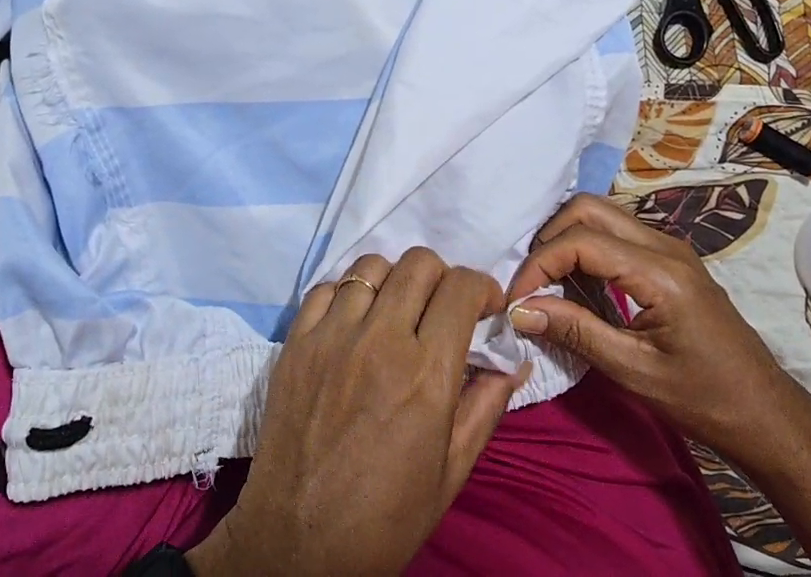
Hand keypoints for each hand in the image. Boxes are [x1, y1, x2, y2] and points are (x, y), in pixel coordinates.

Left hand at [187, 247, 528, 576]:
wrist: (297, 546)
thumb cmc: (385, 517)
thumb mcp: (453, 471)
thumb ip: (486, 405)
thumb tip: (514, 360)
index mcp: (427, 373)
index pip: (461, 287)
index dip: (482, 288)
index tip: (485, 309)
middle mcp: (380, 341)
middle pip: (419, 263)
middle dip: (442, 278)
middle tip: (442, 309)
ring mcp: (332, 338)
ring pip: (371, 267)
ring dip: (395, 281)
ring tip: (397, 311)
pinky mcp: (295, 345)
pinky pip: (326, 288)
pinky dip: (347, 294)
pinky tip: (354, 323)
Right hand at [505, 194, 793, 447]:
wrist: (764, 413)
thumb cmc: (704, 399)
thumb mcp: (634, 372)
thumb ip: (576, 333)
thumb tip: (520, 310)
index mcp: (660, 272)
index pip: (581, 241)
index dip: (539, 265)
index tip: (516, 302)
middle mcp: (665, 246)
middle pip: (589, 209)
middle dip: (549, 240)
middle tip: (531, 286)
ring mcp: (670, 249)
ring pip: (603, 216)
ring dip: (567, 241)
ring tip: (548, 288)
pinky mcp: (671, 261)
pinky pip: (618, 235)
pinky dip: (588, 249)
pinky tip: (578, 289)